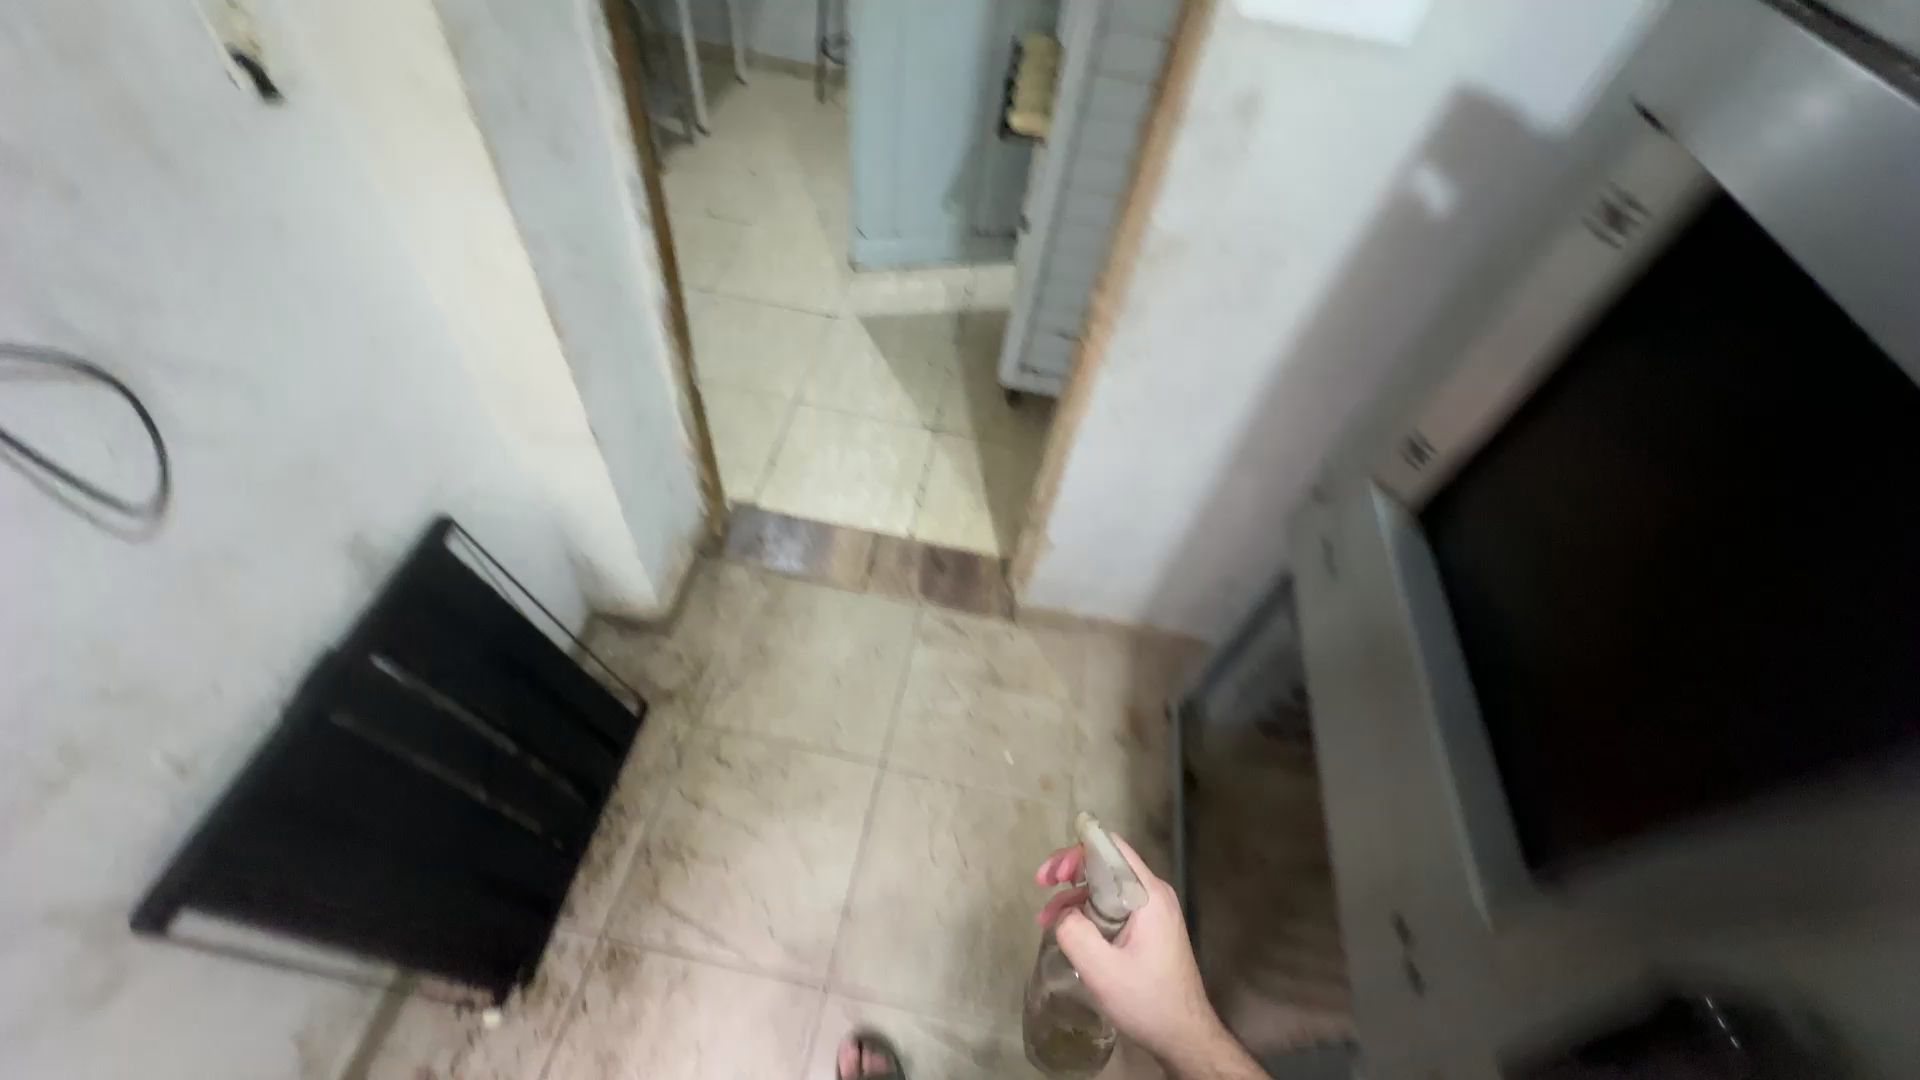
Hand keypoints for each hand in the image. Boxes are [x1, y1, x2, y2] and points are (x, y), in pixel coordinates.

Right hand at [1033, 835, 1227, 1065]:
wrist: (1186, 1038)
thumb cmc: (1148, 1001)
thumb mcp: (1103, 970)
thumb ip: (1075, 932)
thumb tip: (1062, 914)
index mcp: (1148, 894)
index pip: (1110, 848)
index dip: (1076, 853)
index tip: (1053, 876)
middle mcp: (1153, 893)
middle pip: (1106, 862)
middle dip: (1070, 870)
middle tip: (1042, 883)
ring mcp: (1153, 910)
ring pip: (1106, 885)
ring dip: (1074, 895)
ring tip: (1045, 919)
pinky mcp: (1149, 927)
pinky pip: (1114, 904)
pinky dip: (1088, 911)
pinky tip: (1069, 931)